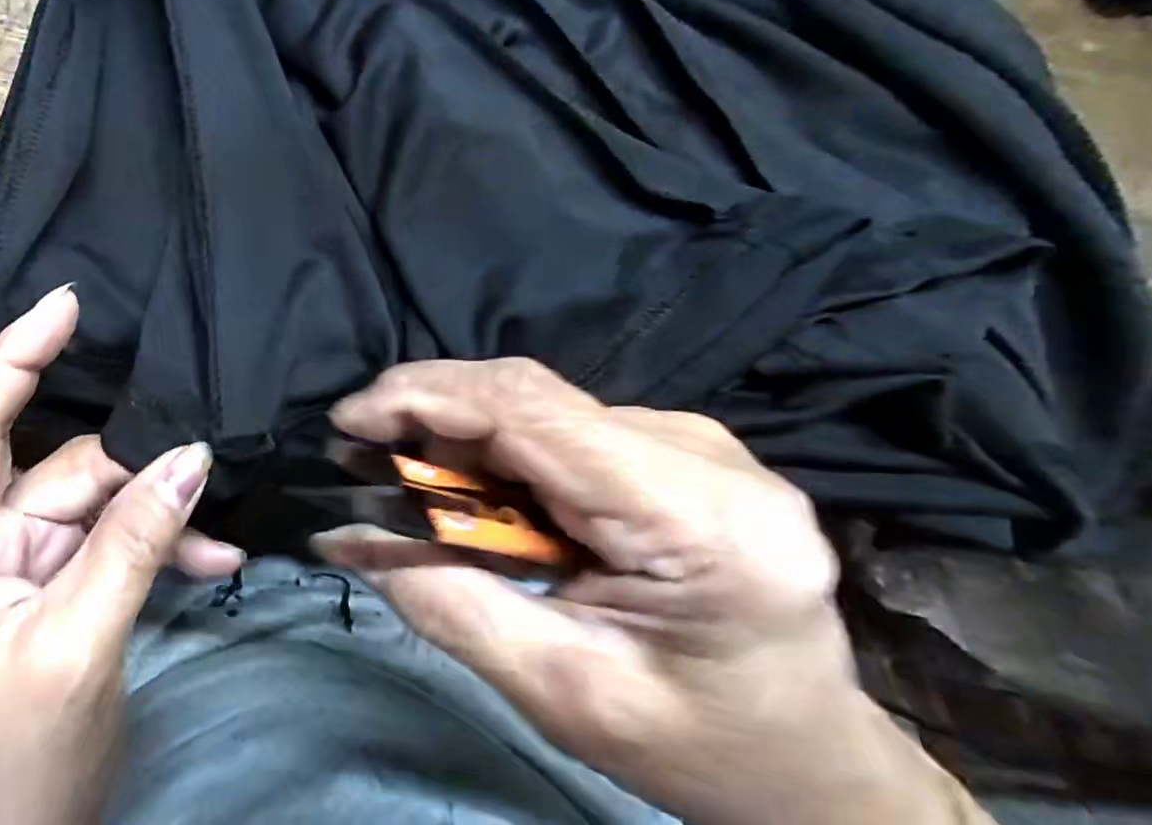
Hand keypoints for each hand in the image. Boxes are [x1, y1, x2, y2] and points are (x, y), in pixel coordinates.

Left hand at [0, 285, 242, 824]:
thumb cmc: (18, 760)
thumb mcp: (77, 645)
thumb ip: (133, 543)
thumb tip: (191, 459)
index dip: (17, 361)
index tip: (66, 304)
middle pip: (64, 469)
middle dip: (134, 471)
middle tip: (201, 459)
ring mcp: (23, 558)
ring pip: (103, 501)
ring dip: (162, 514)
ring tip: (216, 538)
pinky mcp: (62, 575)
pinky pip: (119, 536)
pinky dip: (164, 544)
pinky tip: (212, 560)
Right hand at [314, 359, 984, 824]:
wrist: (805, 754)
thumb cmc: (695, 746)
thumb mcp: (559, 692)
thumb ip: (445, 602)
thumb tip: (345, 531)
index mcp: (699, 517)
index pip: (535, 410)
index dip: (427, 397)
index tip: (348, 422)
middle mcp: (702, 451)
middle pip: (531, 396)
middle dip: (431, 418)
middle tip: (364, 463)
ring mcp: (693, 437)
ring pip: (539, 405)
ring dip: (463, 439)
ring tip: (415, 491)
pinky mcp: (674, 442)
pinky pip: (561, 424)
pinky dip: (503, 452)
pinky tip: (485, 500)